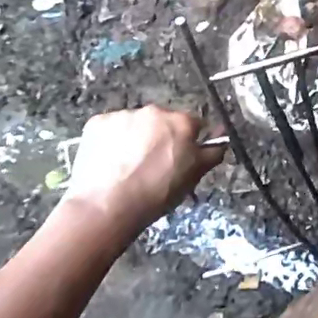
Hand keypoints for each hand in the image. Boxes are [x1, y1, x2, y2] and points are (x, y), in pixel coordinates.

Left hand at [64, 106, 222, 234]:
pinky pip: (111, 128)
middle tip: (152, 164)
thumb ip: (212, 153)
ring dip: (136, 137)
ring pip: (136, 124)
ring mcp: (124, 115)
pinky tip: (109, 161)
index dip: (187, 143)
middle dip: (160, 137)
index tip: (179, 159)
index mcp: (182, 122)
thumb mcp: (194, 177)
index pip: (193, 125)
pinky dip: (112, 140)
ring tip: (127, 166)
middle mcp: (154, 111)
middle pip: (163, 121)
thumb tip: (221, 141)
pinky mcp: (97, 123)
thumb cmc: (157, 193)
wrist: (106, 207)